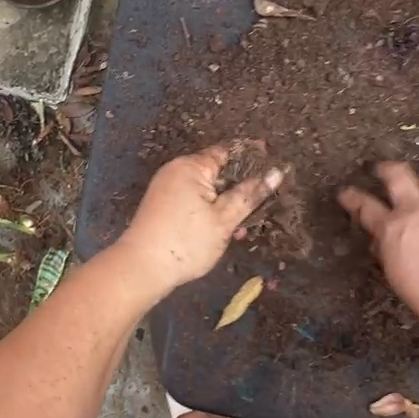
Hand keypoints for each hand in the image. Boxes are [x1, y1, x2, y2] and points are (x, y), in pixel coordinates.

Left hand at [115, 145, 283, 289]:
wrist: (142, 267)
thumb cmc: (186, 241)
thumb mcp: (224, 219)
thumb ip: (250, 194)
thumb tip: (276, 172)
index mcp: (191, 166)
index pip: (227, 151)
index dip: (251, 155)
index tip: (274, 161)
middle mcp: (176, 170)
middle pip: (217, 171)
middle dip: (240, 187)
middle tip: (263, 203)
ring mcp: (167, 188)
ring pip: (206, 190)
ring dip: (226, 204)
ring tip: (242, 227)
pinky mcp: (163, 205)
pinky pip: (193, 200)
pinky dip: (209, 211)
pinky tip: (222, 231)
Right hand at [338, 162, 418, 327]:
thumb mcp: (395, 270)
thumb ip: (387, 248)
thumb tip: (383, 241)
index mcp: (391, 227)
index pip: (365, 205)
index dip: (352, 197)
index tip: (345, 192)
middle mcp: (416, 210)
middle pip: (398, 175)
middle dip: (386, 168)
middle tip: (381, 169)